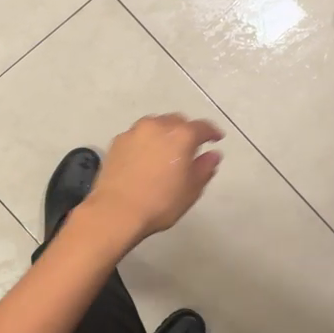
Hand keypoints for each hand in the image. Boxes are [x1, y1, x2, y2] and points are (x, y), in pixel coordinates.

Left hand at [80, 114, 223, 243]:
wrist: (116, 211)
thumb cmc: (160, 202)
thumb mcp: (191, 190)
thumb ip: (205, 168)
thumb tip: (213, 155)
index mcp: (181, 135)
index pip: (202, 127)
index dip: (212, 132)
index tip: (217, 139)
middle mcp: (158, 126)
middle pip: (178, 121)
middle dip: (186, 131)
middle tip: (190, 148)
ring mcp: (135, 131)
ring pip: (156, 125)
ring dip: (165, 133)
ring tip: (166, 151)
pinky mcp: (118, 141)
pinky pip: (138, 135)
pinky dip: (146, 141)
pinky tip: (145, 157)